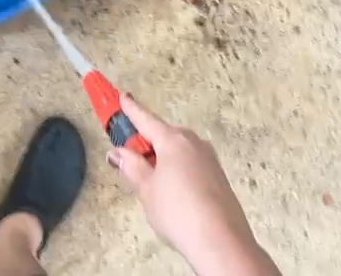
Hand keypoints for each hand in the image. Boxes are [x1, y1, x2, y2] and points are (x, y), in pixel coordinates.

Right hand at [109, 96, 278, 275]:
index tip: (122, 97)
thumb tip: (118, 151)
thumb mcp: (147, 190)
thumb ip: (131, 166)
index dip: (132, 110)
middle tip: (132, 159)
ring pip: (178, 151)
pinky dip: (178, 169)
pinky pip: (191, 164)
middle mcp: (193, 142)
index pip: (146, 119)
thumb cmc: (178, 212)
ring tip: (153, 183)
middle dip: (147, 143)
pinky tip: (175, 193)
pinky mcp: (219, 176)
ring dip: (163, 158)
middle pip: (164, 135)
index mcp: (172, 140)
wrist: (222, 243)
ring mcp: (209, 158)